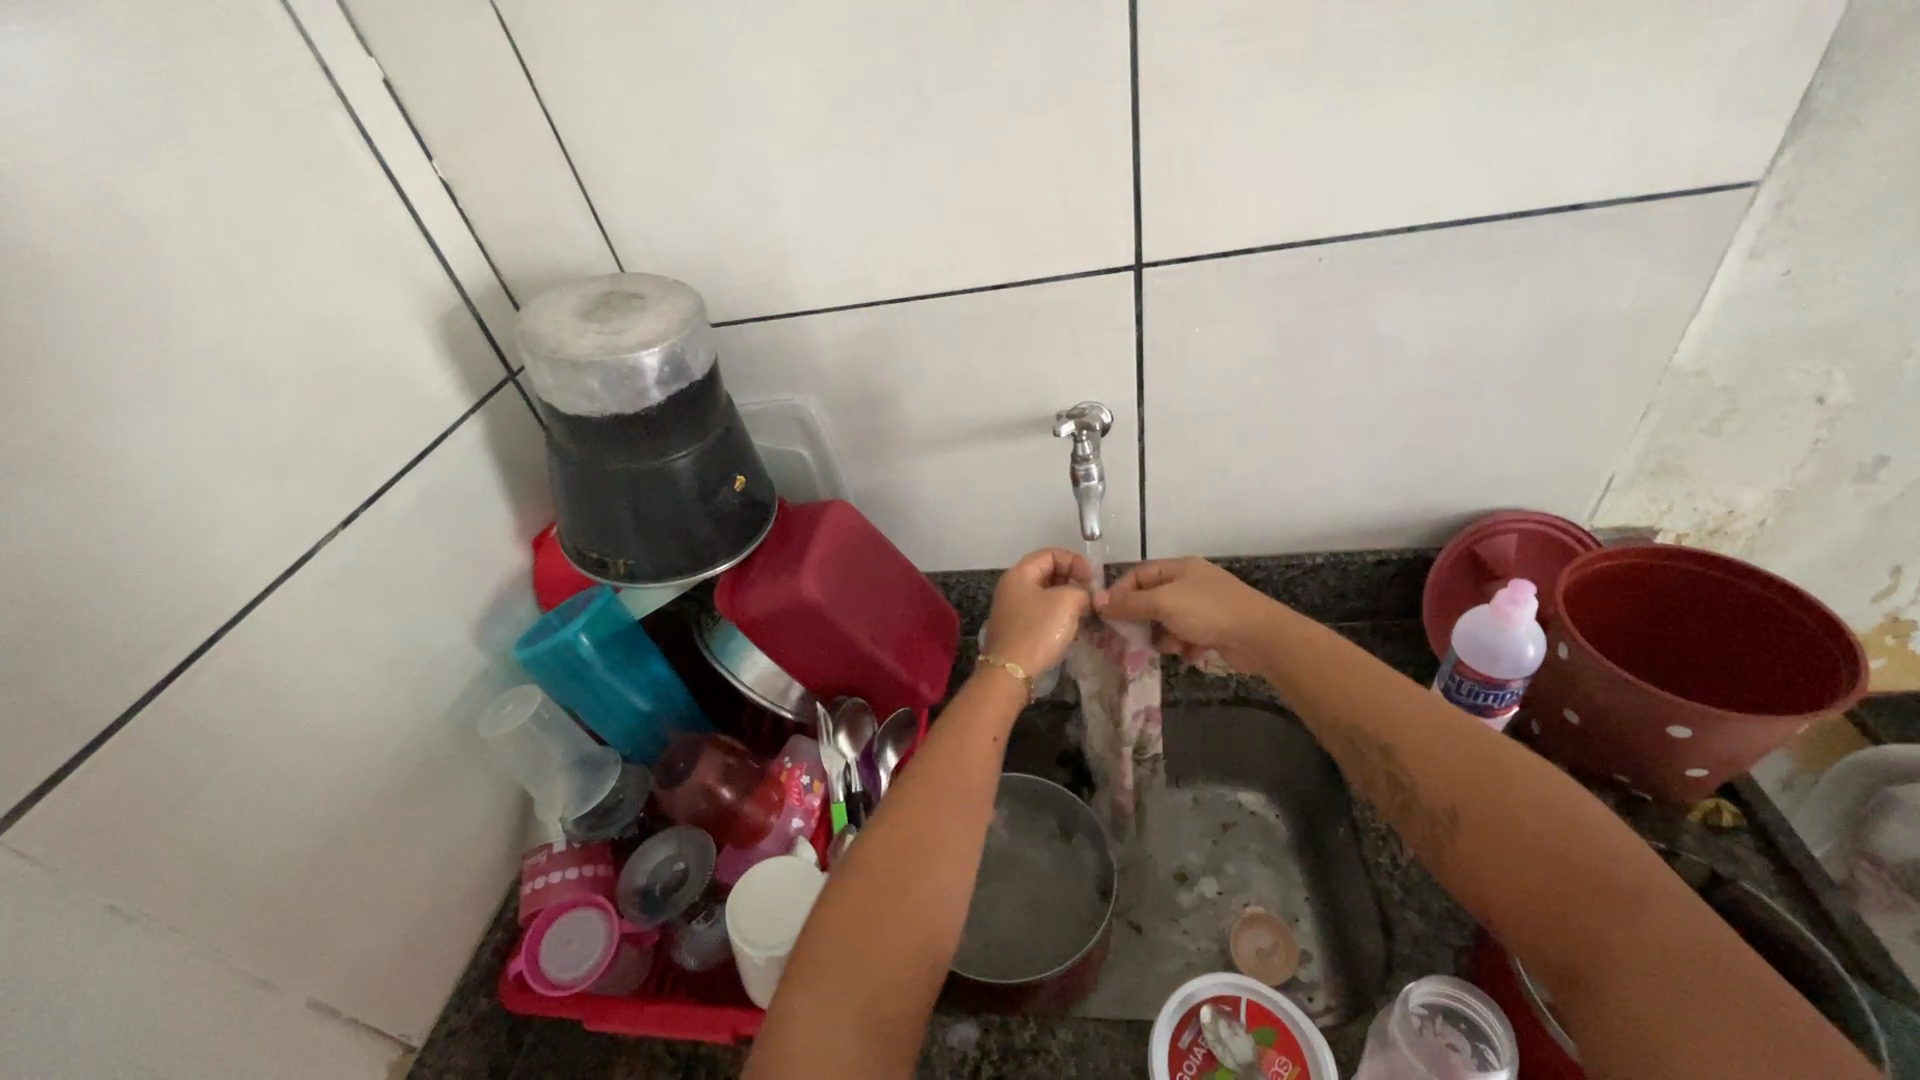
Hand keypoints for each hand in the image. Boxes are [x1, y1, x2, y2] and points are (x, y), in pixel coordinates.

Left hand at [982, 548, 1093, 675]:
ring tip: (1085, 611)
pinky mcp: (1017, 629)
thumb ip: (1081, 591)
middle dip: (1072, 580)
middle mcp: (1012, 588)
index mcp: (1019, 574)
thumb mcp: (1066, 602)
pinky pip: (1042, 613)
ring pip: (1046, 594)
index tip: (1092, 579)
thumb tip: (1085, 596)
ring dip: (1068, 599)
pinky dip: (1059, 615)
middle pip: (1047, 572)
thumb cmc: (1037, 631)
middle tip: (1091, 594)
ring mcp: (1013, 609)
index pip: (1050, 553)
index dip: (1075, 561)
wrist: (1010, 672)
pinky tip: (1072, 627)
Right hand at [1096, 557, 1282, 671]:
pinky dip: (1184, 646)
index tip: (1107, 615)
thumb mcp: (1163, 603)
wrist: (1259, 636)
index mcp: (1180, 569)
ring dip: (1165, 637)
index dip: (1120, 593)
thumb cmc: (1208, 612)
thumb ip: (1129, 603)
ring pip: (1167, 623)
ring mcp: (1203, 607)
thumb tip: (1096, 600)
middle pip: (1152, 601)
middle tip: (1132, 638)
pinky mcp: (1213, 630)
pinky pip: (1186, 637)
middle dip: (1143, 621)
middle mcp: (1190, 584)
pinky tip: (1192, 652)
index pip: (1139, 575)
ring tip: (1173, 646)